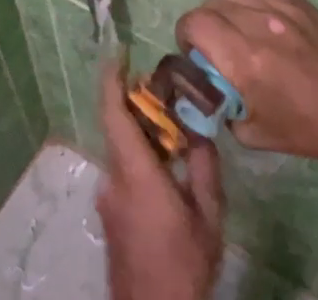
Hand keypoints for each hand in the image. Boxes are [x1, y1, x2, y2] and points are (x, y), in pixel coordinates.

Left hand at [97, 58, 224, 299]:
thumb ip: (205, 168)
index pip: (114, 116)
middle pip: (119, 128)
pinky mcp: (110, 213)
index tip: (119, 54)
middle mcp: (114, 181)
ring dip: (144, 131)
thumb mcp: (208, 215)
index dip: (112, 81)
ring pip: (122, 149)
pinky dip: (142, 154)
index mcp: (136, 176)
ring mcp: (108, 199)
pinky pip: (123, 169)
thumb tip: (201, 130)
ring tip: (177, 124)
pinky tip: (170, 162)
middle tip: (169, 88)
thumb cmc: (184, 264)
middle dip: (139, 102)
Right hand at [177, 0, 317, 169]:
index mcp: (244, 60)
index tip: (194, 55)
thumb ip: (219, 106)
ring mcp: (283, 9)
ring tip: (235, 27)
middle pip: (210, 5)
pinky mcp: (301, 3)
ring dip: (223, 6)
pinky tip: (251, 6)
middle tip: (214, 48)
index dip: (185, 37)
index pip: (194, 23)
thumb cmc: (307, 131)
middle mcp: (260, 25)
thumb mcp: (251, 134)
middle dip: (203, 26)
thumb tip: (201, 88)